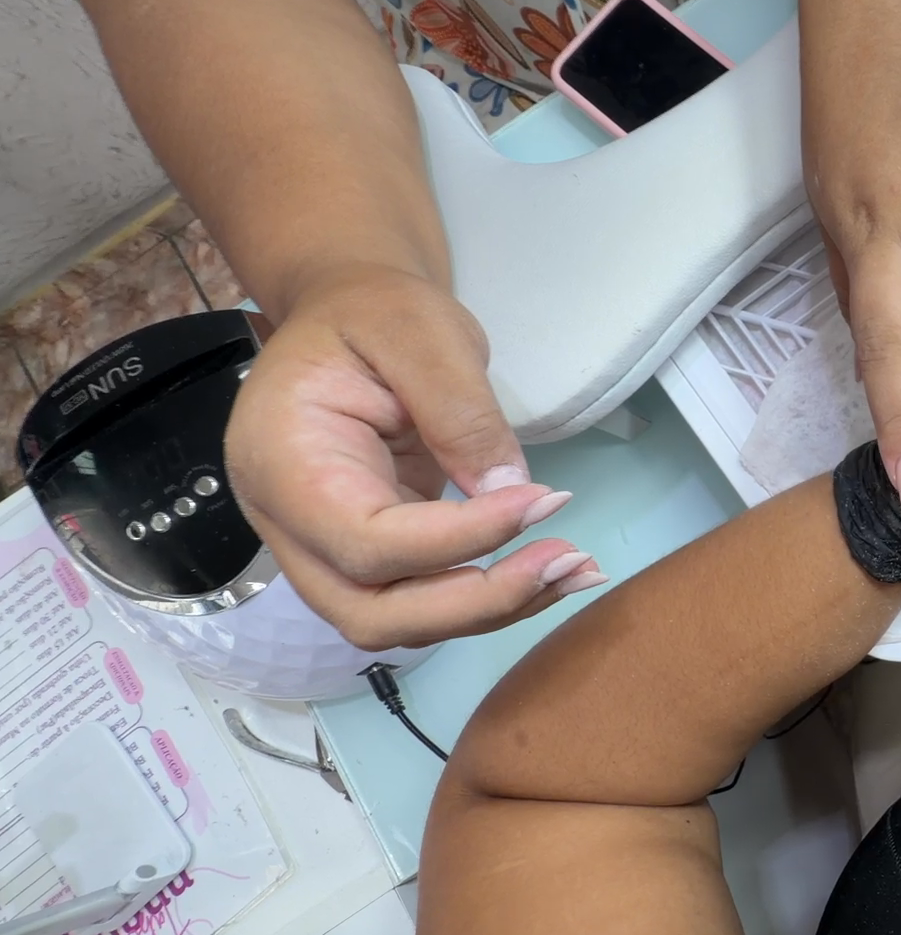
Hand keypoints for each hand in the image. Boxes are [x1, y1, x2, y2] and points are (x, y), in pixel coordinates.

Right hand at [225, 269, 606, 649]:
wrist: (355, 315)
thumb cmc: (378, 314)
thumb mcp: (421, 334)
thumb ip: (461, 414)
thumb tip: (510, 495)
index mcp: (284, 461)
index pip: (367, 541)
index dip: (464, 537)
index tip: (549, 501)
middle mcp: (291, 523)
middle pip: (375, 613)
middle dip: (481, 601)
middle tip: (570, 562)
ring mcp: (328, 545)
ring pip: (403, 620)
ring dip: (498, 608)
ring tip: (582, 571)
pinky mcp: (377, 550)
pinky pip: (429, 596)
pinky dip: (495, 594)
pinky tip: (556, 569)